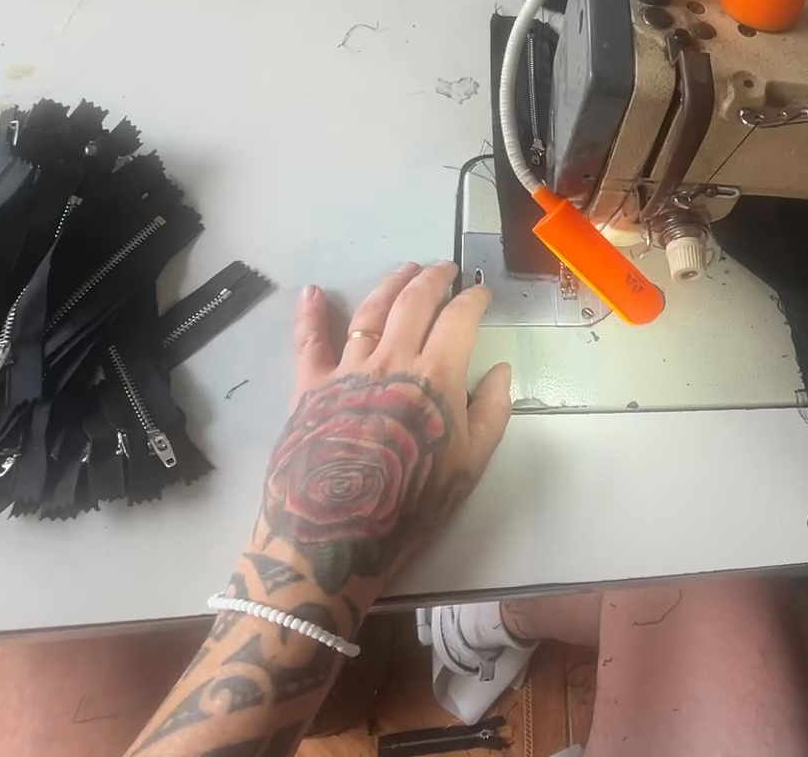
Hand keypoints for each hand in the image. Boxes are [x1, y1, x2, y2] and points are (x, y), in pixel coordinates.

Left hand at [235, 262, 511, 631]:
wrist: (331, 539)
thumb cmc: (410, 504)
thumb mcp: (471, 464)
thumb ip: (492, 411)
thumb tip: (499, 369)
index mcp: (436, 376)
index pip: (460, 318)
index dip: (474, 299)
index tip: (482, 292)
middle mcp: (392, 360)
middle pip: (414, 302)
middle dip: (434, 278)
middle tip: (446, 268)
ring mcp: (347, 370)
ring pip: (370, 311)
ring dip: (390, 283)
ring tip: (405, 269)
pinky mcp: (309, 387)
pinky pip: (309, 342)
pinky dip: (311, 314)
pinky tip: (313, 292)